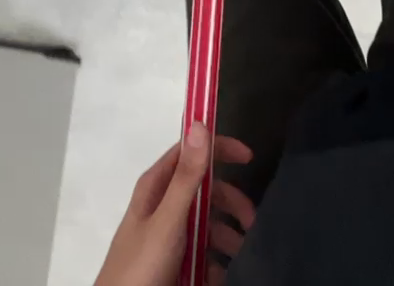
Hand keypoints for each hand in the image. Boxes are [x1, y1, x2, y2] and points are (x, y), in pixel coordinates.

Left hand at [95, 124, 256, 285]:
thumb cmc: (141, 266)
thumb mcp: (167, 220)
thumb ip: (186, 176)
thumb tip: (200, 123)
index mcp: (156, 187)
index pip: (190, 152)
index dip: (219, 149)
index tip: (248, 158)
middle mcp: (163, 205)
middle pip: (205, 190)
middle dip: (230, 203)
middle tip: (252, 221)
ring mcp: (168, 235)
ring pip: (207, 224)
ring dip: (228, 235)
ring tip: (242, 253)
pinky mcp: (173, 262)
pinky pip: (203, 253)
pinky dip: (217, 260)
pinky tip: (225, 272)